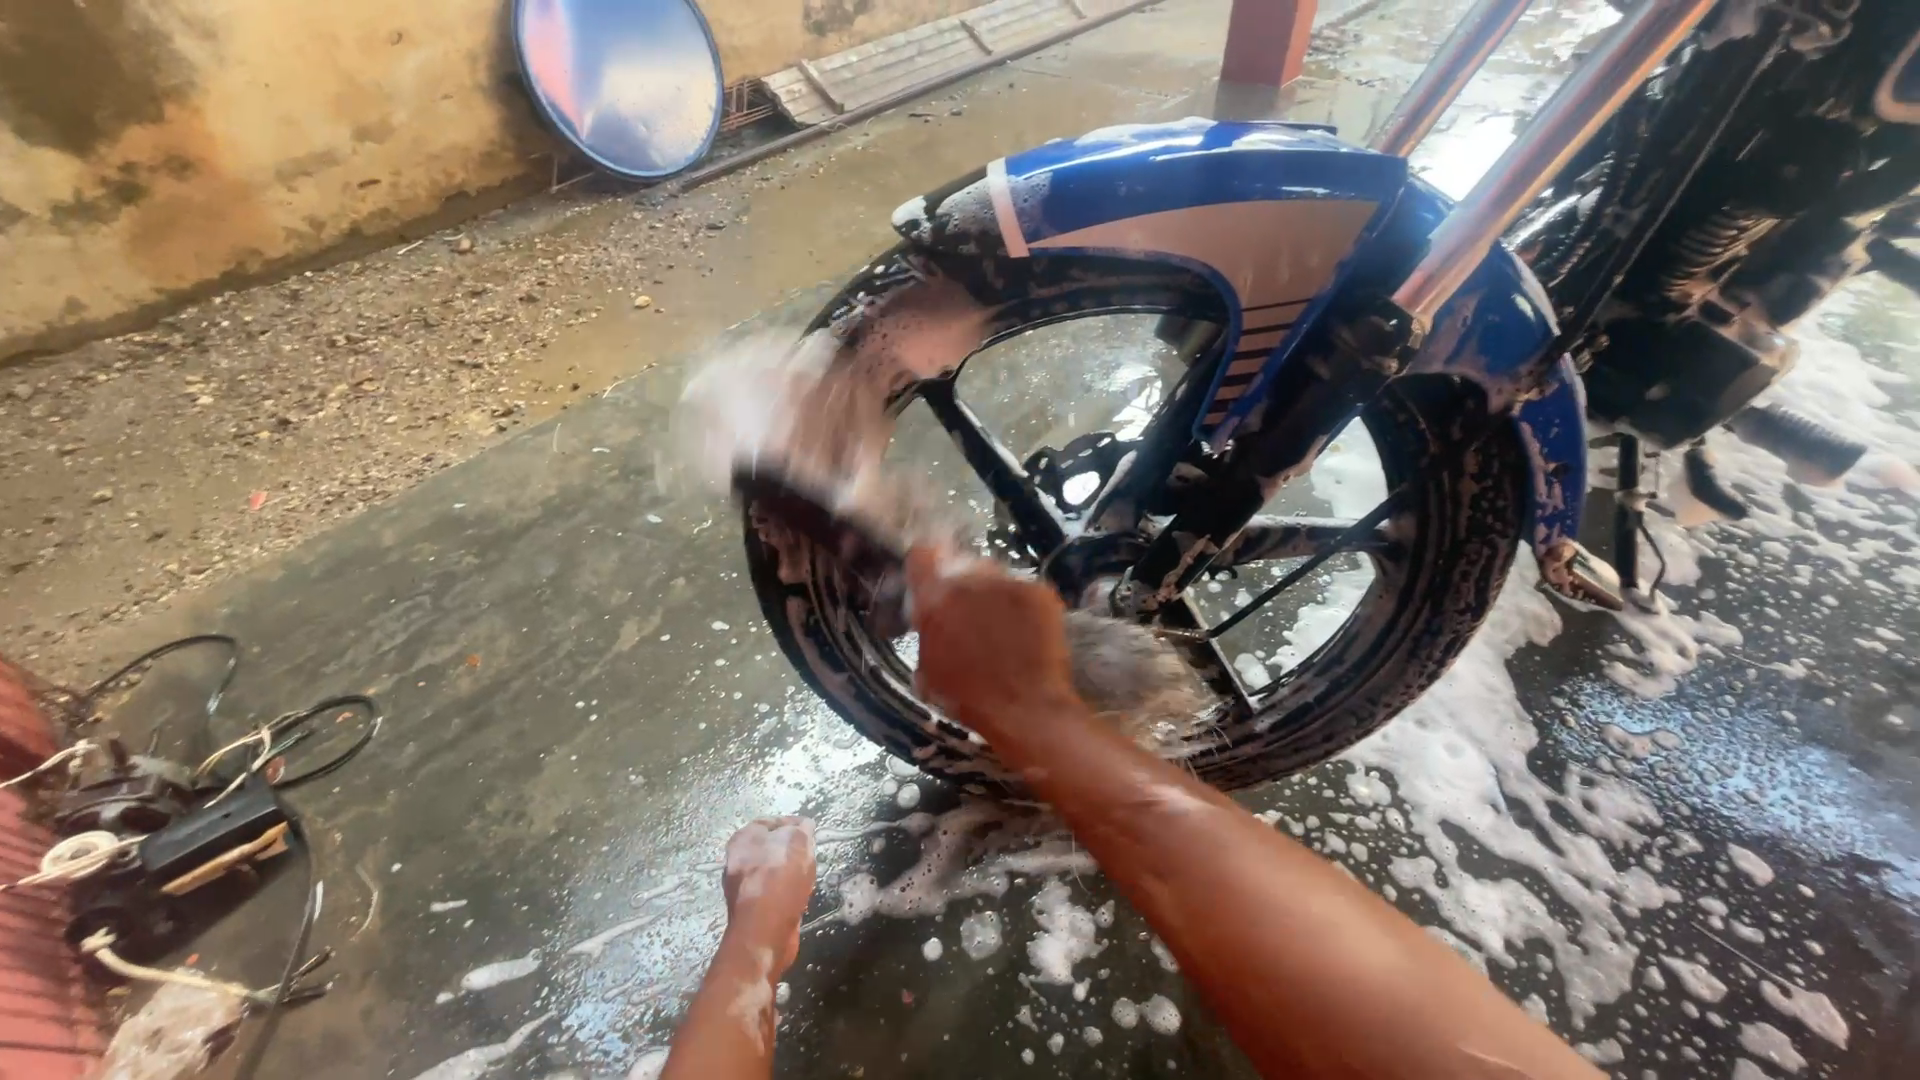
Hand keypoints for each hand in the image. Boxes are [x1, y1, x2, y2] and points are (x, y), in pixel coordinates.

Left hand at [721, 817, 816, 974]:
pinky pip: (772, 893)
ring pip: (772, 871)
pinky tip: (799, 896)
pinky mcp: (750, 910)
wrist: (764, 932)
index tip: (810, 831)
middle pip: (770, 847)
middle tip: (810, 853)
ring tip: (807, 875)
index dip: (792, 823)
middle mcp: (737, 861)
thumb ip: (801, 829)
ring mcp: (741, 887)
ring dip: (790, 872)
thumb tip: (805, 825)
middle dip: (792, 849)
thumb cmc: (779, 879)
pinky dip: (786, 892)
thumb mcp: (797, 842)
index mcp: (743, 840)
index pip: (770, 822)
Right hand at [905, 546, 1081, 735]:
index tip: (932, 573)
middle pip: (963, 564)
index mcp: (935, 601)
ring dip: (994, 594)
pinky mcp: (1038, 591)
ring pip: (996, 576)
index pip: (922, 556)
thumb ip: (927, 633)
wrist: (1024, 708)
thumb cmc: (969, 698)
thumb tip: (929, 621)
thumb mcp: (930, 669)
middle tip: (972, 611)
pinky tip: (1028, 631)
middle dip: (965, 584)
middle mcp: (969, 582)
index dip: (927, 563)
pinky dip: (1024, 606)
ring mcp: (1007, 583)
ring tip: (1003, 624)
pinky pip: (1025, 590)